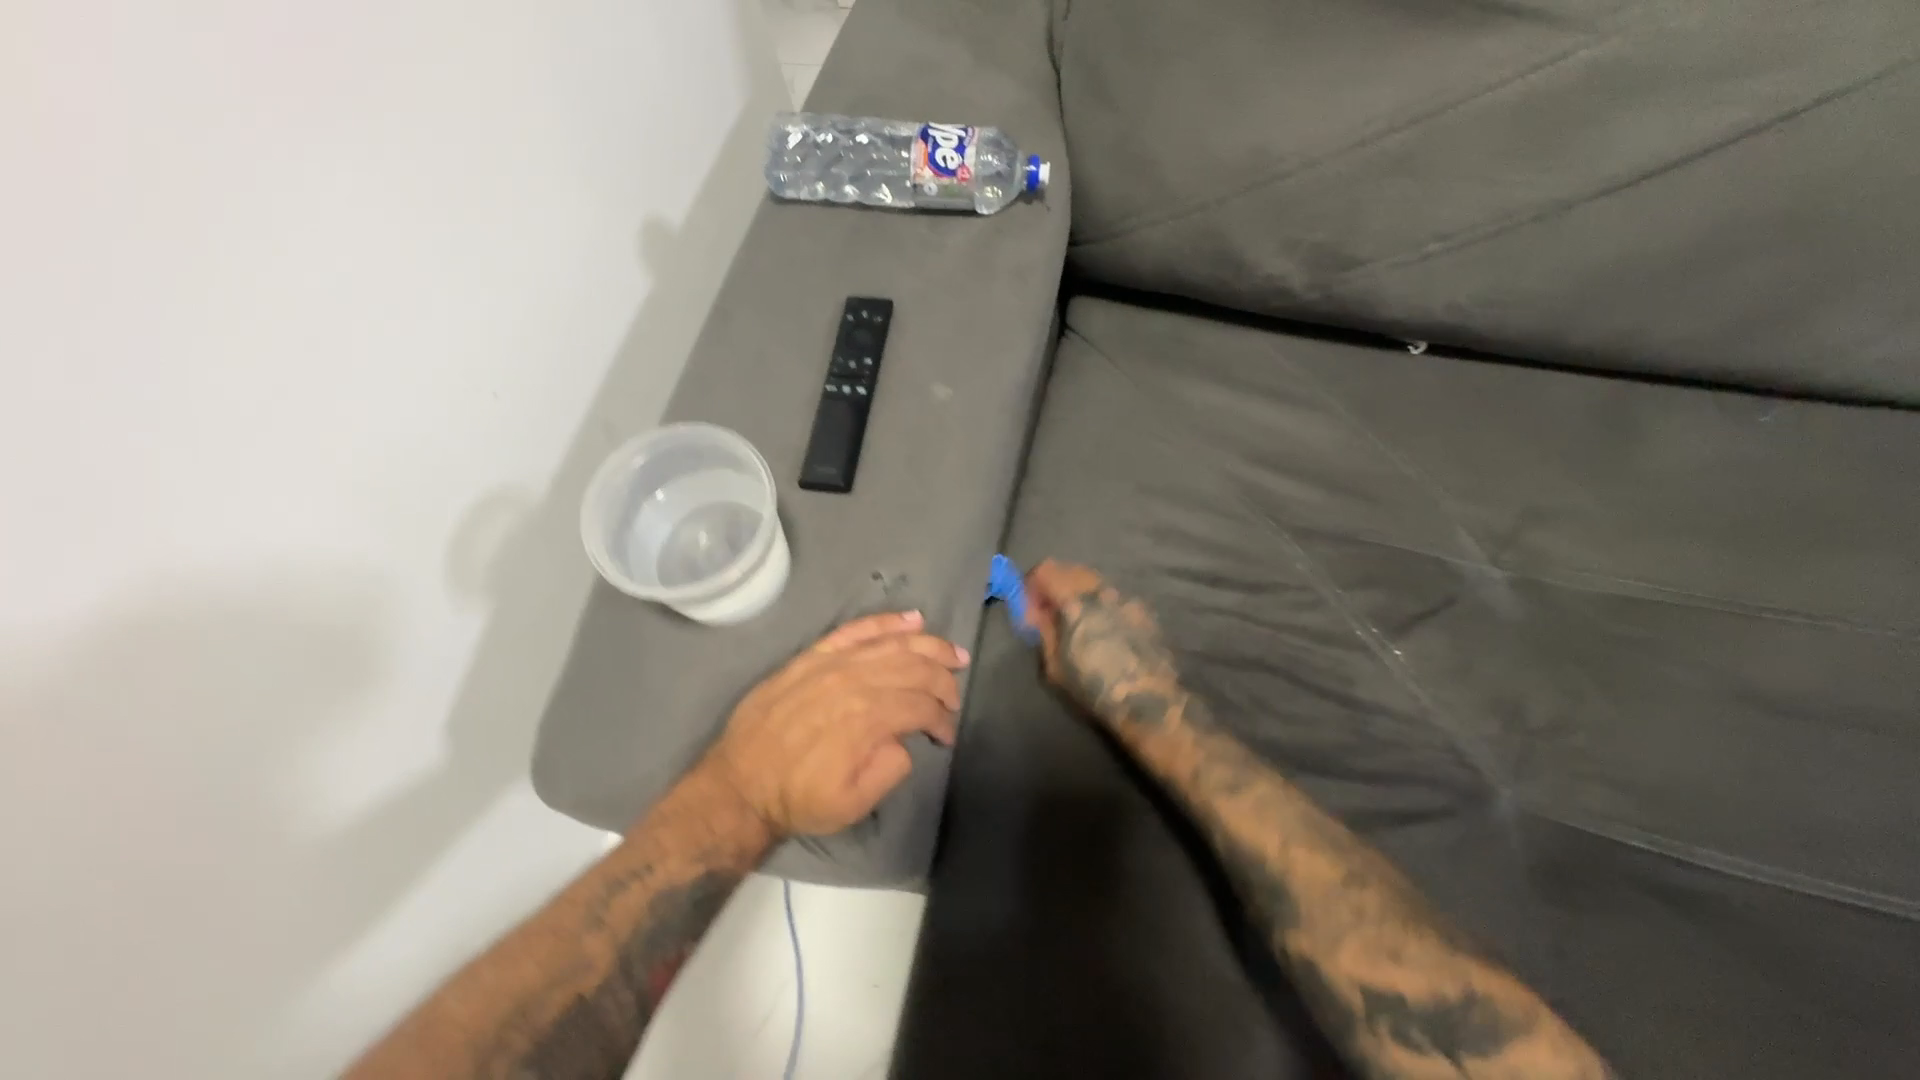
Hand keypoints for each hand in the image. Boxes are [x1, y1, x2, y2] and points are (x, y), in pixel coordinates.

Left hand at [704, 611, 968, 836]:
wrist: (739, 786)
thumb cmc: (798, 799)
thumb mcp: (853, 803)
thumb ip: (890, 769)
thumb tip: (905, 740)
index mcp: (867, 718)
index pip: (922, 706)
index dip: (943, 720)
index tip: (946, 737)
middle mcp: (854, 681)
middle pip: (914, 668)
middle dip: (944, 681)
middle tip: (955, 698)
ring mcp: (831, 663)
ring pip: (892, 644)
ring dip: (929, 647)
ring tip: (953, 654)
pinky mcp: (812, 656)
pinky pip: (855, 630)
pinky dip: (887, 622)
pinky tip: (913, 619)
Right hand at [1023, 559, 1184, 731]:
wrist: (1147, 703)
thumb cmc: (1093, 687)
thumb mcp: (1055, 665)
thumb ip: (1043, 631)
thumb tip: (1036, 612)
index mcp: (1076, 601)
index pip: (1046, 570)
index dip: (1032, 584)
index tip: (1030, 607)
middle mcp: (1102, 591)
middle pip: (1071, 570)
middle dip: (1055, 586)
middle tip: (1050, 614)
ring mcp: (1126, 599)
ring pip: (1095, 582)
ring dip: (1079, 595)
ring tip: (1078, 623)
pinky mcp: (1144, 612)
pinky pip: (1114, 598)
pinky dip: (1101, 606)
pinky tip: (1104, 632)